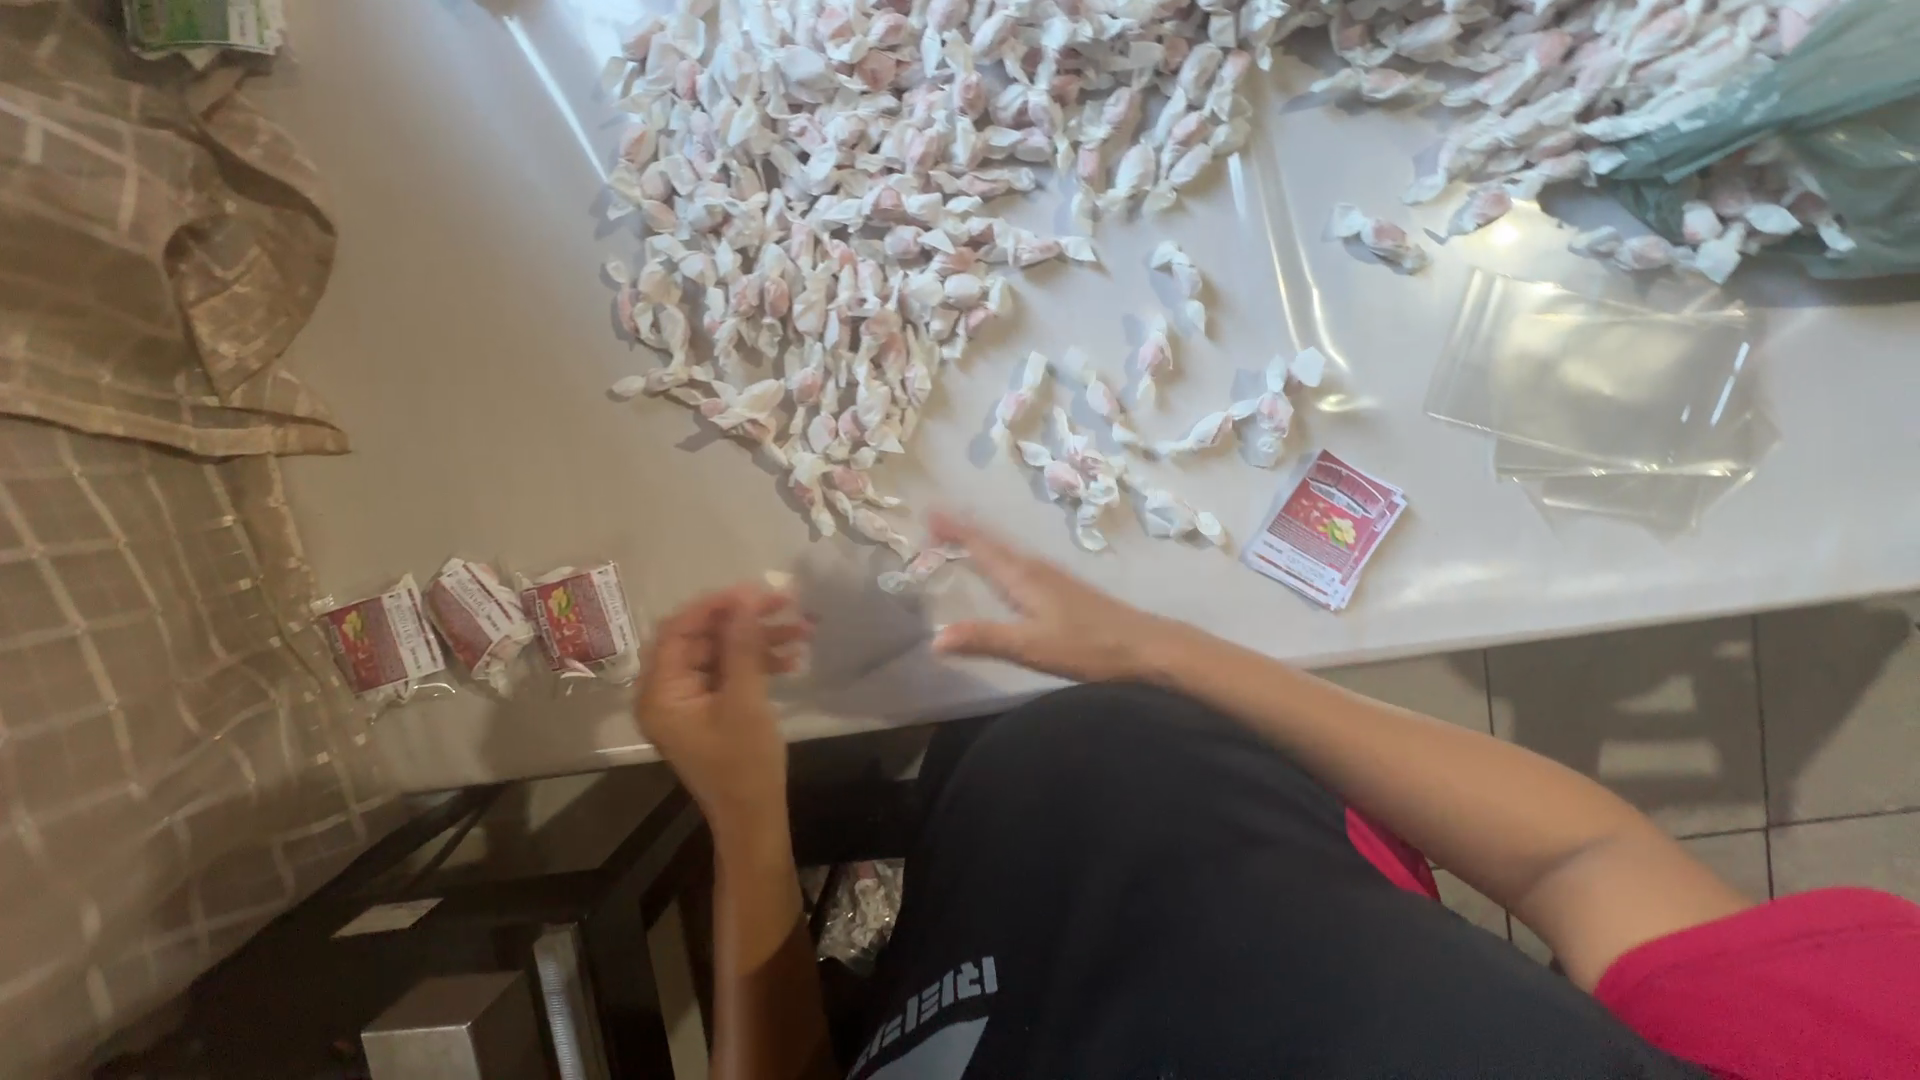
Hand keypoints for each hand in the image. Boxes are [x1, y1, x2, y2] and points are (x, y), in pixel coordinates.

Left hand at [635, 585, 809, 834]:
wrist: (754, 819)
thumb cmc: (744, 764)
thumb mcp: (745, 700)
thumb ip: (742, 646)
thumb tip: (745, 598)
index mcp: (661, 692)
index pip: (678, 629)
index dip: (715, 605)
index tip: (755, 590)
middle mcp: (667, 692)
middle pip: (702, 638)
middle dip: (746, 620)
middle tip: (787, 603)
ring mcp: (690, 702)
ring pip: (721, 653)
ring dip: (759, 639)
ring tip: (802, 628)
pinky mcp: (711, 711)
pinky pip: (730, 674)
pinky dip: (758, 662)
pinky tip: (793, 658)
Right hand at [929, 511, 1184, 682]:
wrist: (1145, 646)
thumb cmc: (1088, 646)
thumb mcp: (1031, 646)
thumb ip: (984, 639)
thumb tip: (934, 637)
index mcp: (1023, 577)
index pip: (981, 546)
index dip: (955, 529)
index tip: (928, 511)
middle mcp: (1036, 569)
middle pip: (993, 542)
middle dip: (963, 530)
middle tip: (934, 520)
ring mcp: (1053, 577)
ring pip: (1008, 550)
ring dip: (982, 541)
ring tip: (960, 535)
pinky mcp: (1065, 588)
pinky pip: (1021, 562)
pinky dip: (1001, 556)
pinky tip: (1005, 567)